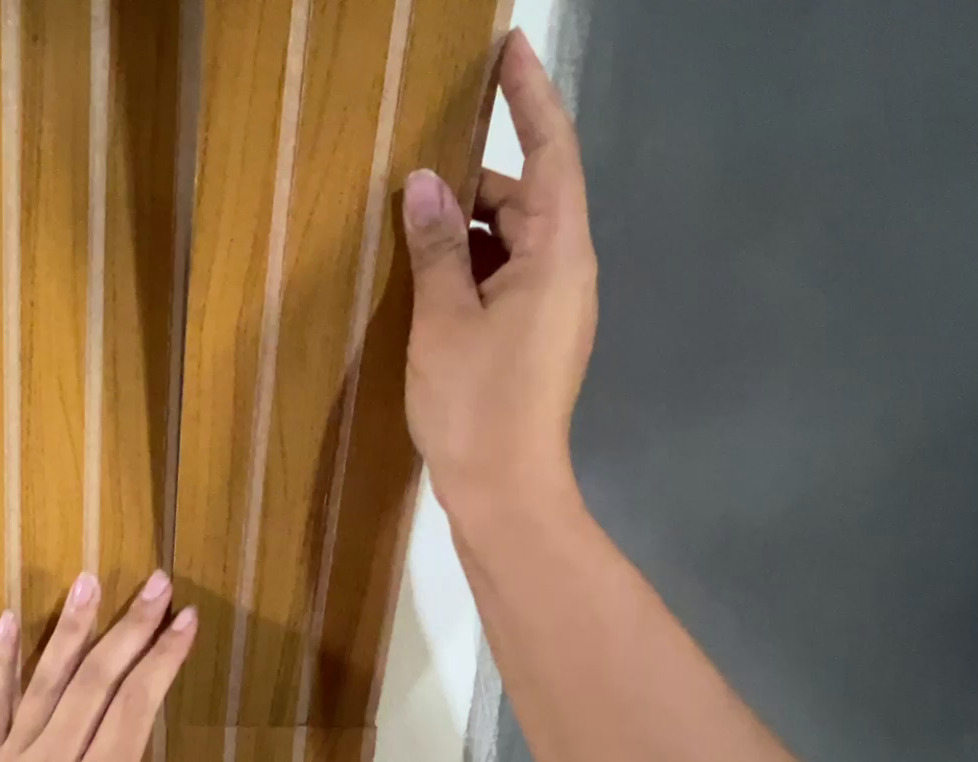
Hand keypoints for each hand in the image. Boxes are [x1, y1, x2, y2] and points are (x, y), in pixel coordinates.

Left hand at [0, 570, 228, 761]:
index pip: (139, 703)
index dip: (165, 656)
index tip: (186, 618)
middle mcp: (59, 759)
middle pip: (99, 679)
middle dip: (132, 626)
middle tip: (156, 582)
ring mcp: (14, 755)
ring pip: (48, 680)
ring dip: (72, 627)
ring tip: (90, 580)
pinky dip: (0, 660)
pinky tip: (11, 619)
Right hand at [402, 28, 596, 523]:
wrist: (504, 492)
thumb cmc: (476, 405)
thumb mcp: (444, 320)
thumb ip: (436, 247)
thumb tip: (423, 182)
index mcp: (558, 257)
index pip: (550, 155)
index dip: (529, 100)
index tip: (506, 53)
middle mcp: (566, 274)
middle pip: (528, 200)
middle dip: (476, 180)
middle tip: (417, 173)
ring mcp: (551, 311)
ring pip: (512, 244)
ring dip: (467, 230)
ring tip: (410, 226)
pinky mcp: (532, 340)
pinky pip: (504, 281)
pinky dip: (470, 268)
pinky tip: (427, 277)